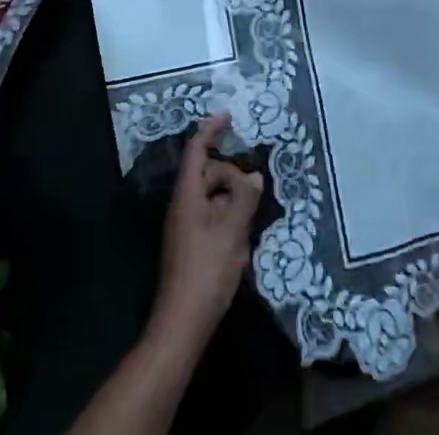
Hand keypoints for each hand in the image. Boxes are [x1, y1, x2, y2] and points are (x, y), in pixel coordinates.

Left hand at [153, 113, 262, 340]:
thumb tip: (254, 175)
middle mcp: (183, 207)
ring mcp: (187, 226)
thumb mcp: (232, 230)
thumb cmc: (206, 271)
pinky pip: (215, 213)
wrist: (183, 322)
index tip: (227, 116)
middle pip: (210, 173)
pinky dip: (231, 214)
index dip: (209, 132)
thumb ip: (245, 197)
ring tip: (249, 221)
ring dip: (234, 198)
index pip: (196, 154)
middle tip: (252, 196)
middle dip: (233, 175)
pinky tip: (242, 235)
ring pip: (215, 195)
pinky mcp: (194, 242)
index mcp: (187, 198)